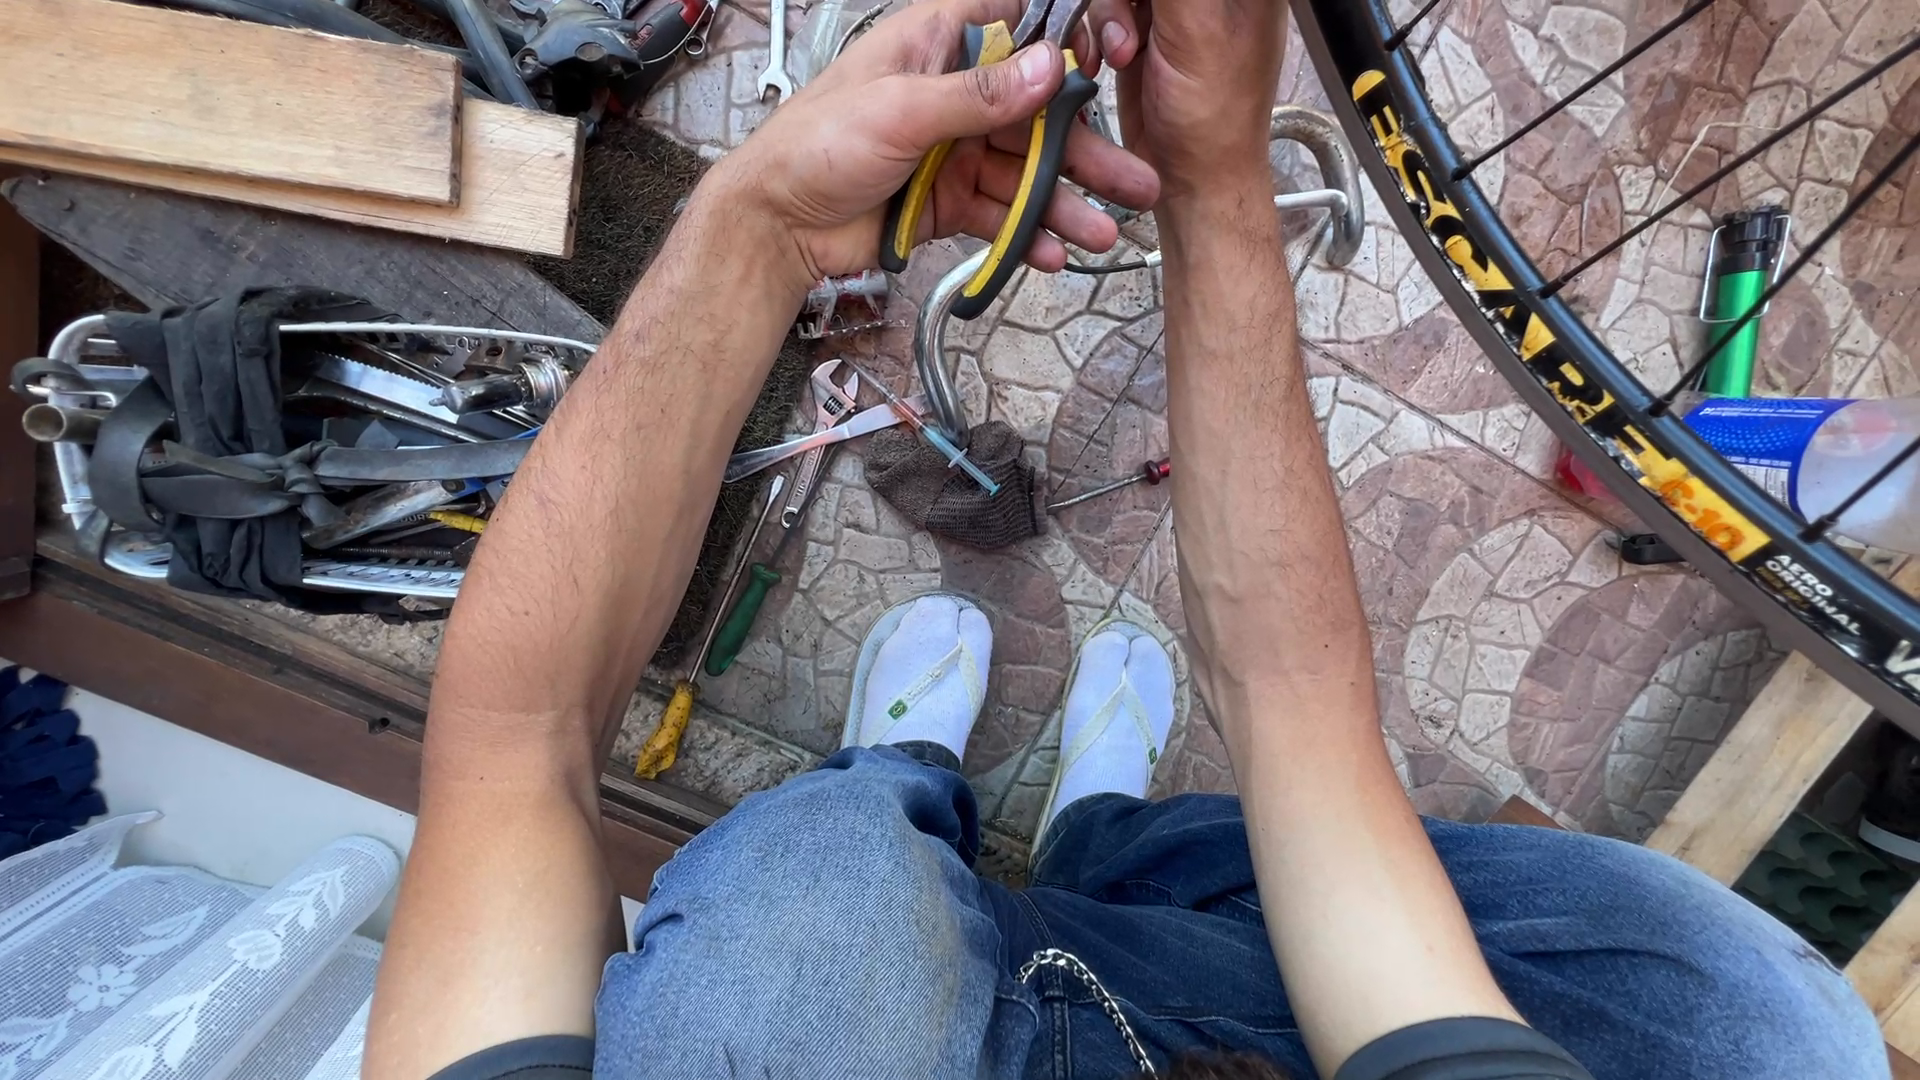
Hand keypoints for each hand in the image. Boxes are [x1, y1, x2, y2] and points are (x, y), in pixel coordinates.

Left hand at [705, 0, 1159, 281]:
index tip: (1113, 67)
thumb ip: (976, 94)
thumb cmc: (818, 145)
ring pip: (1021, 176)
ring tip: (1101, 234)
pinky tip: (1050, 254)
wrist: (780, 225)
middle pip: (1035, 120)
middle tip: (1134, 185)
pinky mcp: (946, 204)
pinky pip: (996, 217)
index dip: (1066, 46)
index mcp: (938, 45)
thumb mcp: (900, 109)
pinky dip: (1022, 236)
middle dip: (1084, 154)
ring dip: (1061, 206)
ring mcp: (952, 154)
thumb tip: (1050, 66)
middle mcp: (953, 98)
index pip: (1016, 28)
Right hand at [1088, 0, 1285, 197]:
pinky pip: (1108, 12)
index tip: (1140, 9)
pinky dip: (1099, 32)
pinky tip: (1104, 59)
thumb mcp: (1197, 25)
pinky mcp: (1143, 36)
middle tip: (1129, 31)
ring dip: (1108, 13)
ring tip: (1121, 53)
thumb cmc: (1211, 116)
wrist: (1189, 181)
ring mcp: (1173, 10)